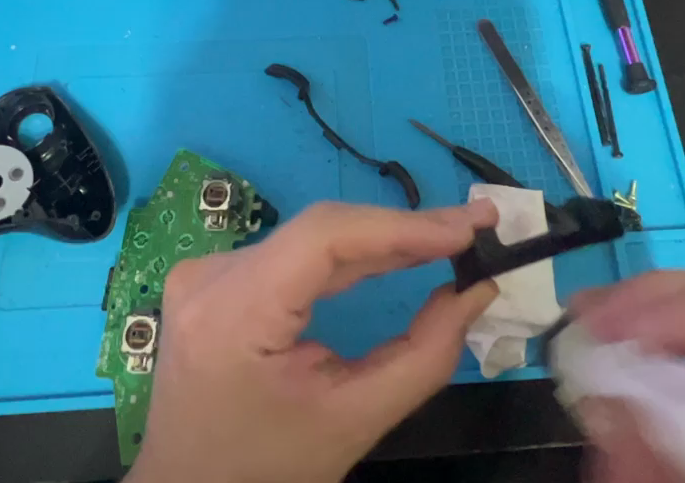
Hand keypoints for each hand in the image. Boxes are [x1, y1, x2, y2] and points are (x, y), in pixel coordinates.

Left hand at [129, 200, 500, 482]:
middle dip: (403, 232)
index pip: (325, 237)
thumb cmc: (267, 473)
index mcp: (231, 311)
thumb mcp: (352, 422)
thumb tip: (476, 291)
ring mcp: (208, 269)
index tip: (469, 227)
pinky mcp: (217, 276)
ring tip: (448, 240)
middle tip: (475, 226)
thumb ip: (423, 355)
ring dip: (381, 241)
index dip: (401, 225)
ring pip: (312, 238)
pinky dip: (349, 255)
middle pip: (321, 233)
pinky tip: (394, 254)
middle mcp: (211, 273)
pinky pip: (296, 253)